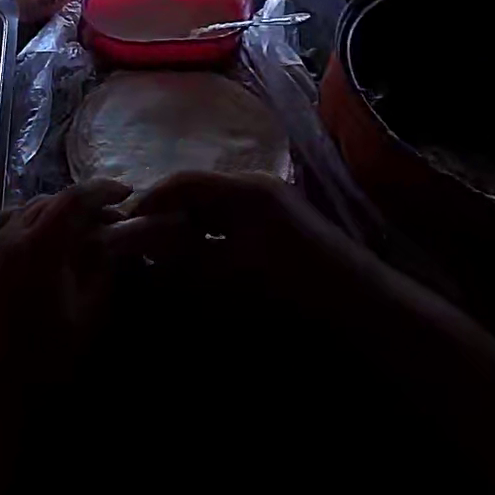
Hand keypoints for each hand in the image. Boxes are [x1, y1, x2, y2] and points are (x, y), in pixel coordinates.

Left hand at [0, 180, 131, 392]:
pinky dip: (41, 221)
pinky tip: (56, 242)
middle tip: (114, 218)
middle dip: (85, 203)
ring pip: (32, 209)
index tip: (128, 193)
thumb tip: (115, 240)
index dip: (102, 191)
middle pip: (52, 200)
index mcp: (39, 243)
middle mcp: (13, 233)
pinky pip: (17, 223)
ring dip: (61, 211)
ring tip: (89, 229)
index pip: (73, 198)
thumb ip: (102, 270)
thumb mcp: (87, 314)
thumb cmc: (43, 356)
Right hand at [103, 171, 364, 305]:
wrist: (366, 311)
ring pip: (213, 204)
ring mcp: (272, 201)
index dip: (150, 200)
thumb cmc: (293, 290)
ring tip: (167, 248)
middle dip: (166, 212)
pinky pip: (232, 217)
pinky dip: (210, 231)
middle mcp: (256, 186)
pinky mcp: (281, 220)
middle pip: (197, 190)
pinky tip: (201, 254)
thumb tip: (141, 245)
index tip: (127, 222)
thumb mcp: (229, 275)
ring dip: (188, 223)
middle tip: (143, 237)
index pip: (182, 182)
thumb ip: (182, 256)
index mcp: (244, 190)